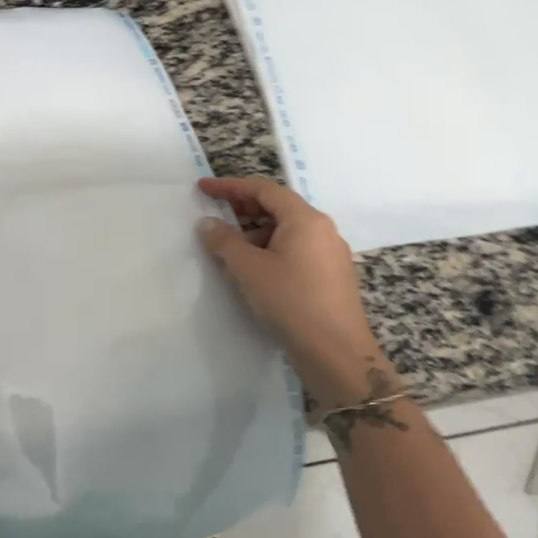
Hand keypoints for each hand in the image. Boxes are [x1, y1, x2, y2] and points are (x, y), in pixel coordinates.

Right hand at [195, 177, 391, 407]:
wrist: (335, 352)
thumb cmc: (290, 300)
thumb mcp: (247, 267)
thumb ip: (224, 240)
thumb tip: (208, 223)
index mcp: (306, 220)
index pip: (264, 190)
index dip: (231, 186)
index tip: (203, 188)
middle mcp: (322, 231)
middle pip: (278, 207)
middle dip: (243, 208)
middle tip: (213, 214)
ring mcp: (329, 254)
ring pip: (285, 230)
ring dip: (254, 232)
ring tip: (227, 248)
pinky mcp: (329, 275)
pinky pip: (294, 249)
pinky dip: (269, 249)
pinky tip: (251, 268)